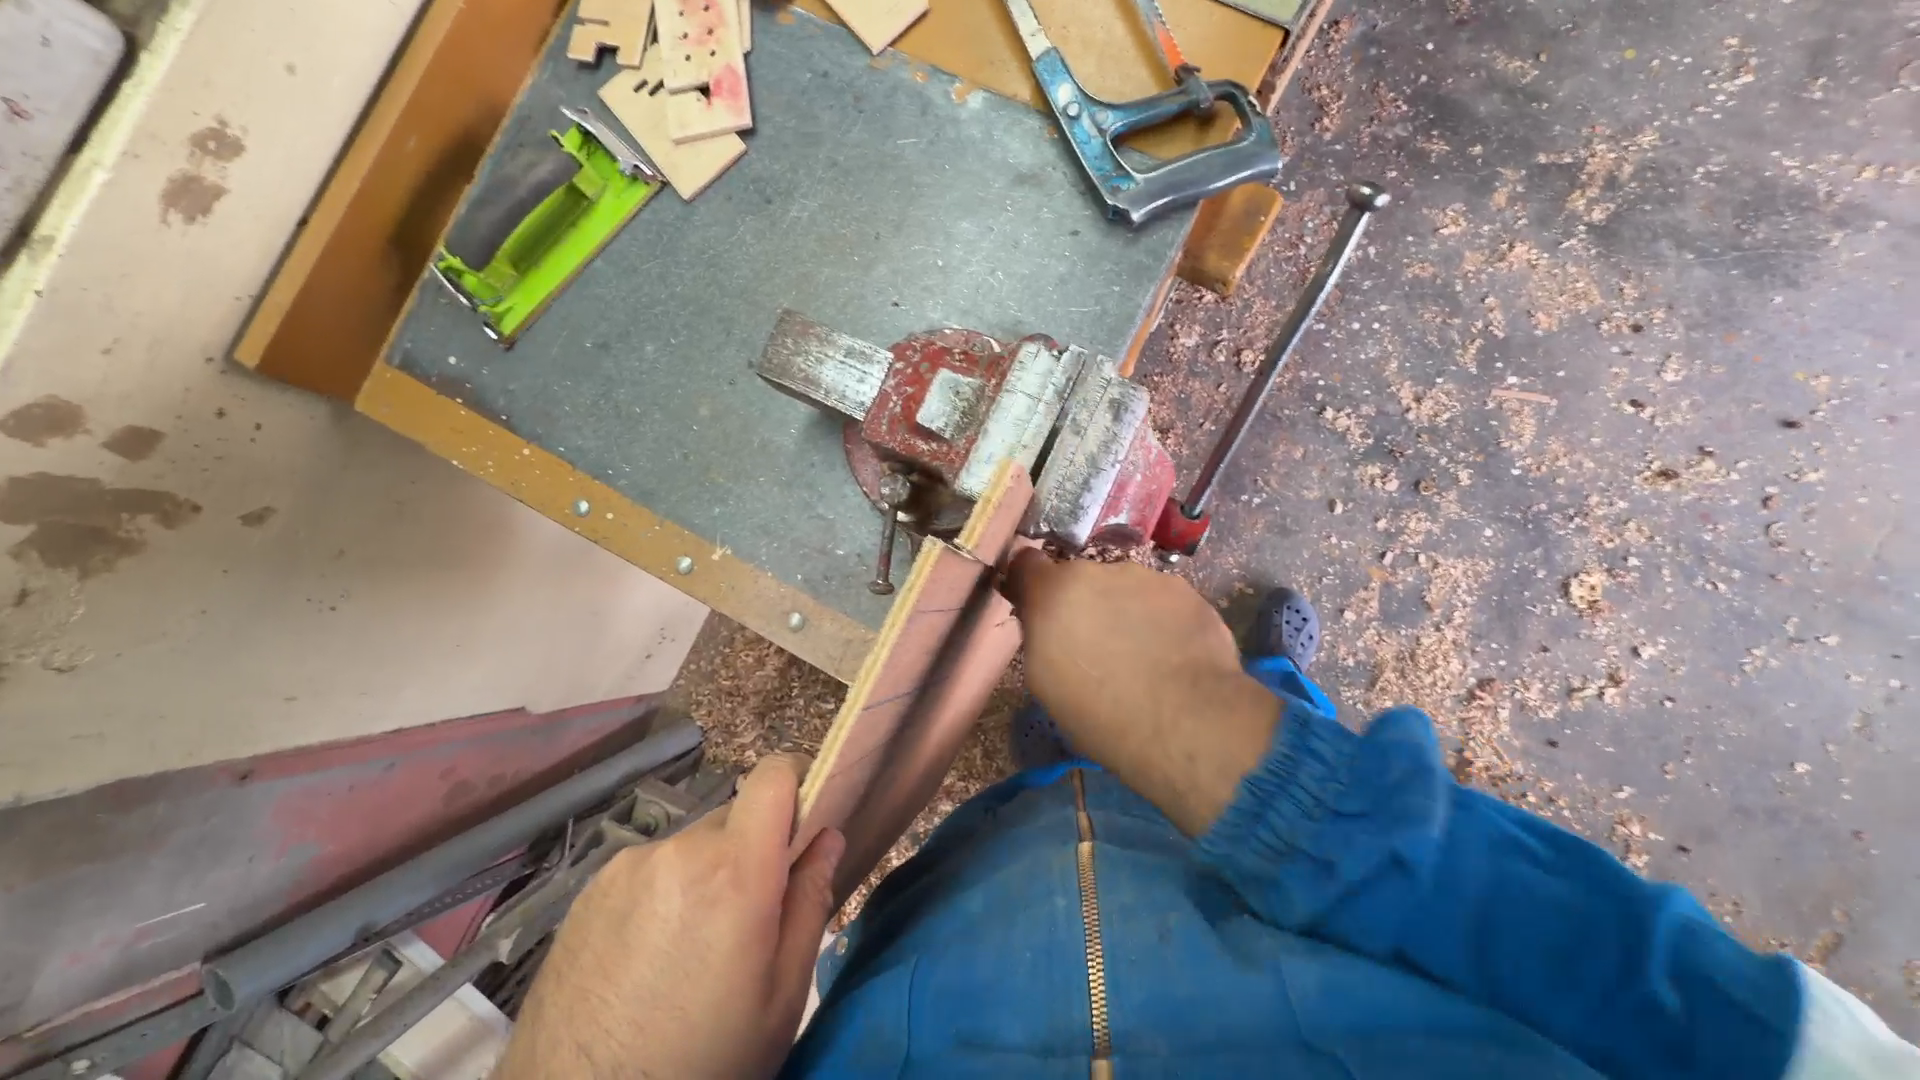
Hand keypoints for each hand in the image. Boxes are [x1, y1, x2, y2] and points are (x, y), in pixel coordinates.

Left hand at [493, 754, 844, 1079]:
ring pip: (692, 847)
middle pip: (735, 818)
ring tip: (693, 951)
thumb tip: (828, 837)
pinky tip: (651, 959)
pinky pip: (650, 871)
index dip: (799, 782)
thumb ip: (811, 903)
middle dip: (754, 852)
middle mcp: (677, 850)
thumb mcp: (782, 997)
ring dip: (707, 875)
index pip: (774, 773)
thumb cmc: (702, 1060)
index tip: (809, 820)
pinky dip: (665, 894)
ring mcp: (625, 868)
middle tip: (751, 922)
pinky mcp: (587, 891)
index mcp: (733, 871)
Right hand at [1002, 549, 1281, 834]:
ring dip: (1125, 610)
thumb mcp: (1045, 682)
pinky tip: (1174, 655)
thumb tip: (1046, 622)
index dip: (1032, 583)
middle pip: (1081, 578)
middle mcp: (1099, 571)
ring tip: (1142, 655)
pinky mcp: (1188, 592)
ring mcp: (1148, 577)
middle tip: (1097, 646)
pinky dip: (1163, 621)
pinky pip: (1164, 601)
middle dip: (1084, 604)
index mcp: (1053, 593)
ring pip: (1126, 588)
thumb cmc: (1100, 713)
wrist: (1186, 723)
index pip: (1026, 563)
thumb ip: (1040, 636)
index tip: (1038, 607)